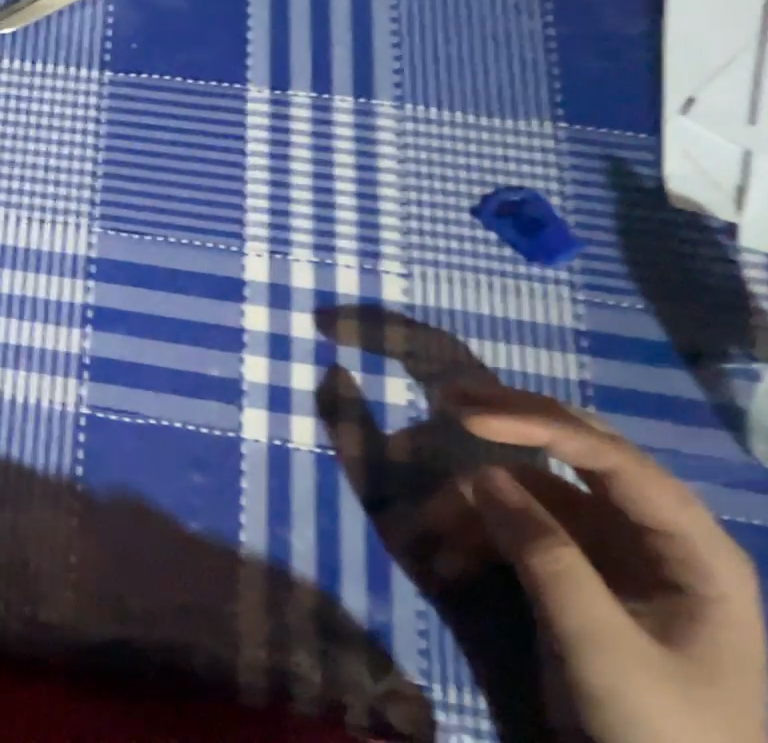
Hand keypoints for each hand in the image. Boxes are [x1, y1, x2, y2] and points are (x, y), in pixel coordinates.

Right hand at [454, 388, 765, 742]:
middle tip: (443, 403)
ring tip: (426, 532)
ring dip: (477, 503)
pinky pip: (523, 534)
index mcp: (688, 546)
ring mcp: (619, 555)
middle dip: (510, 428)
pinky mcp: (585, 578)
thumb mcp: (601, 646)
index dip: (536, 423)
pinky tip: (444, 562)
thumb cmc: (667, 724)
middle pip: (579, 456)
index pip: (610, 457)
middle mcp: (655, 535)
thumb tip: (485, 478)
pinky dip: (478, 537)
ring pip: (537, 495)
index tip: (460, 414)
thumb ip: (547, 558)